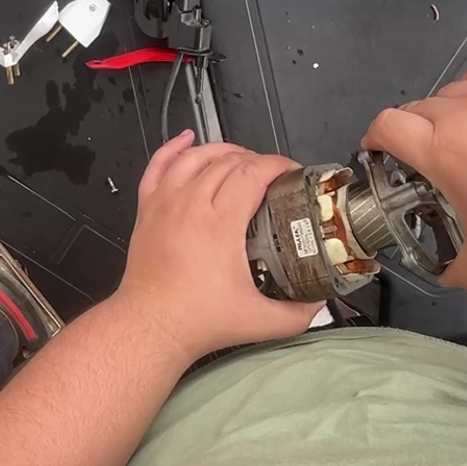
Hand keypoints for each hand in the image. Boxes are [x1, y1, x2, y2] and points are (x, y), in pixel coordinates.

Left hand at [109, 132, 321, 361]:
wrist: (151, 326)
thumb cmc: (198, 320)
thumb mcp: (260, 322)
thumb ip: (298, 315)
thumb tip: (320, 304)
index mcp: (220, 224)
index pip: (252, 172)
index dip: (276, 164)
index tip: (291, 171)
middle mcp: (191, 205)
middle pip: (228, 162)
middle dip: (256, 159)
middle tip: (272, 175)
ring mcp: (165, 203)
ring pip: (195, 157)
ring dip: (222, 150)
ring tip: (241, 157)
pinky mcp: (147, 209)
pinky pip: (157, 166)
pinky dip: (173, 148)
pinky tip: (187, 139)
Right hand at [363, 61, 466, 286]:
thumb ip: (455, 270)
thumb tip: (444, 279)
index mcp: (442, 150)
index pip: (387, 125)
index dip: (374, 136)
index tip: (377, 152)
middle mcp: (464, 113)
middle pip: (416, 107)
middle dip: (409, 130)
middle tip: (423, 155)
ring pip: (452, 90)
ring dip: (443, 110)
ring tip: (461, 134)